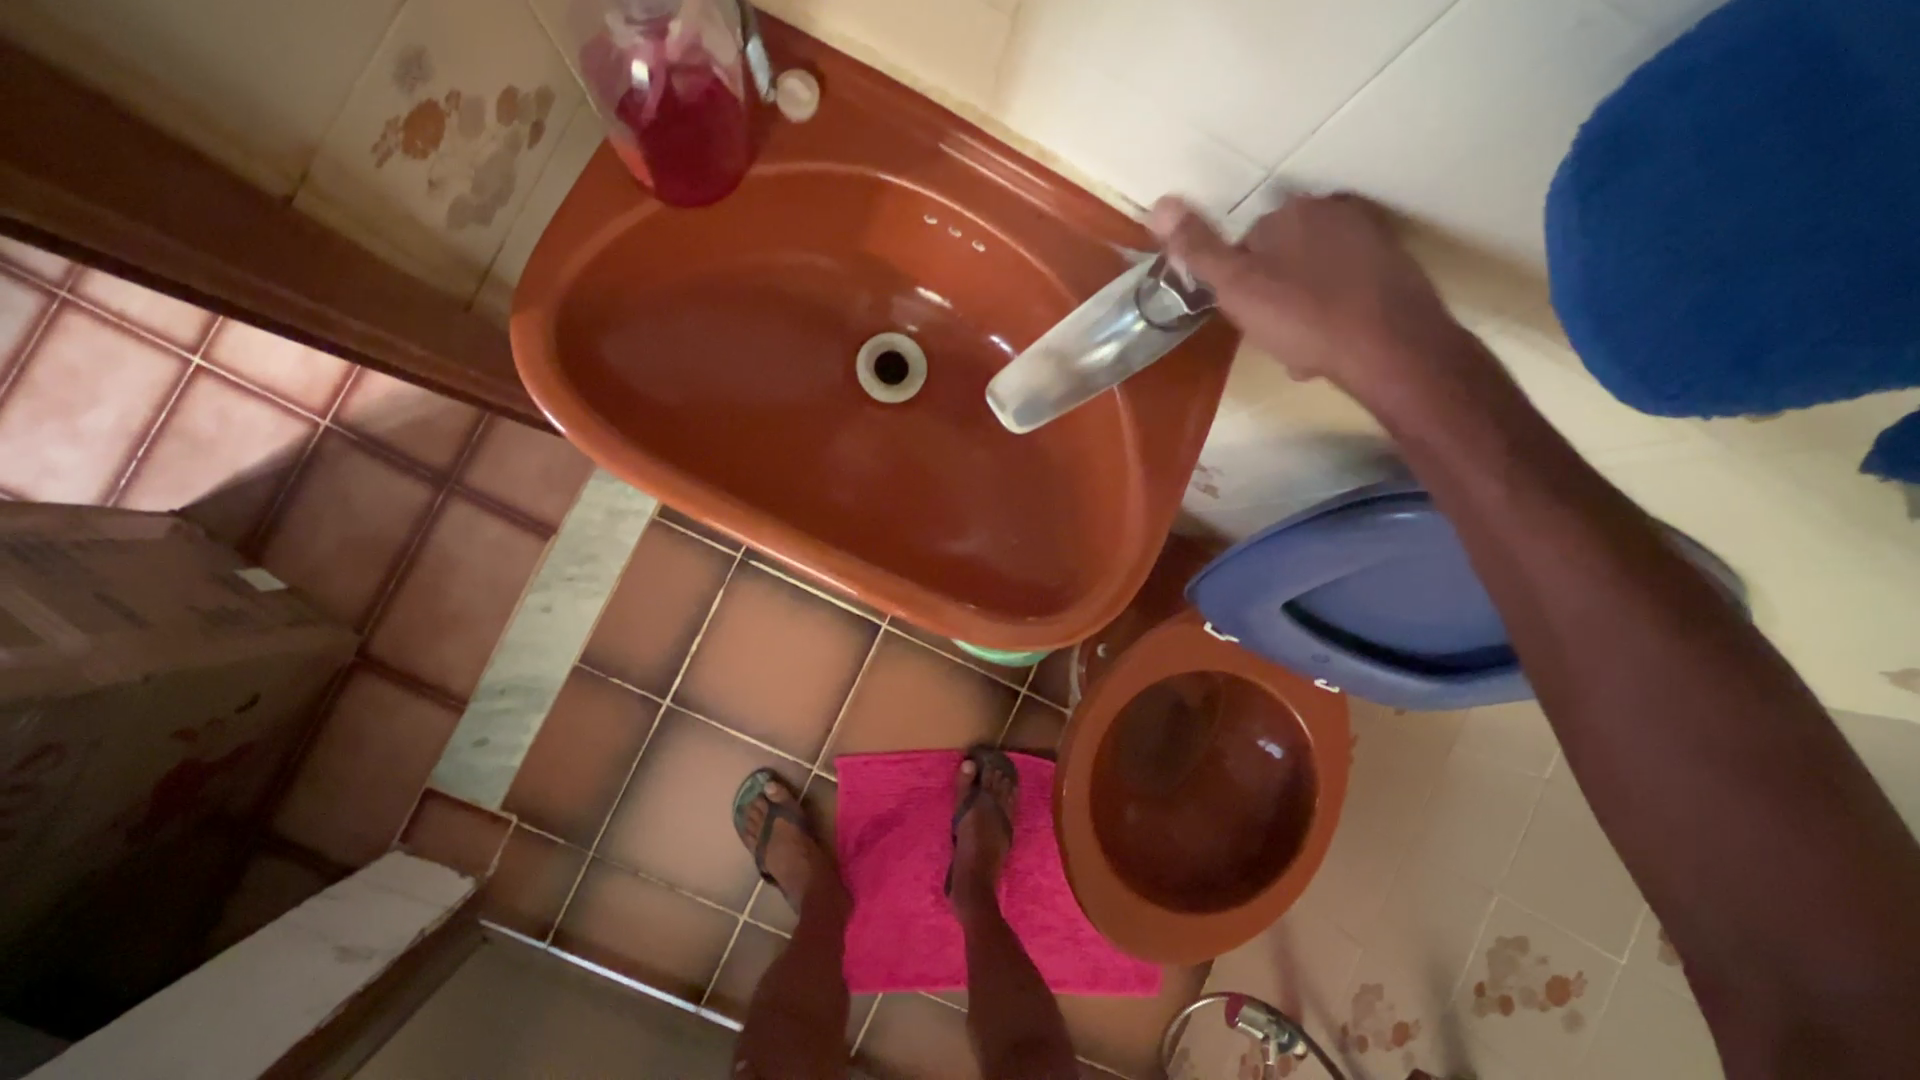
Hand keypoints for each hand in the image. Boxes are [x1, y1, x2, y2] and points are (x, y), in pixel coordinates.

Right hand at [1149, 194, 1480, 399]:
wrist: (1389, 347)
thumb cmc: (1304, 318)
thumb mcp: (1236, 288)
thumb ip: (1198, 250)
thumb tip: (1159, 204)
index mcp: (1288, 213)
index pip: (1247, 243)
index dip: (1240, 283)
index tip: (1243, 314)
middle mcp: (1332, 212)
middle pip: (1284, 256)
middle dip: (1275, 291)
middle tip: (1273, 333)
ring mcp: (1369, 238)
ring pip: (1317, 274)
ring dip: (1304, 305)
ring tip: (1304, 348)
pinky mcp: (1396, 266)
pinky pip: (1348, 287)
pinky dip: (1336, 311)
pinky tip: (1333, 344)